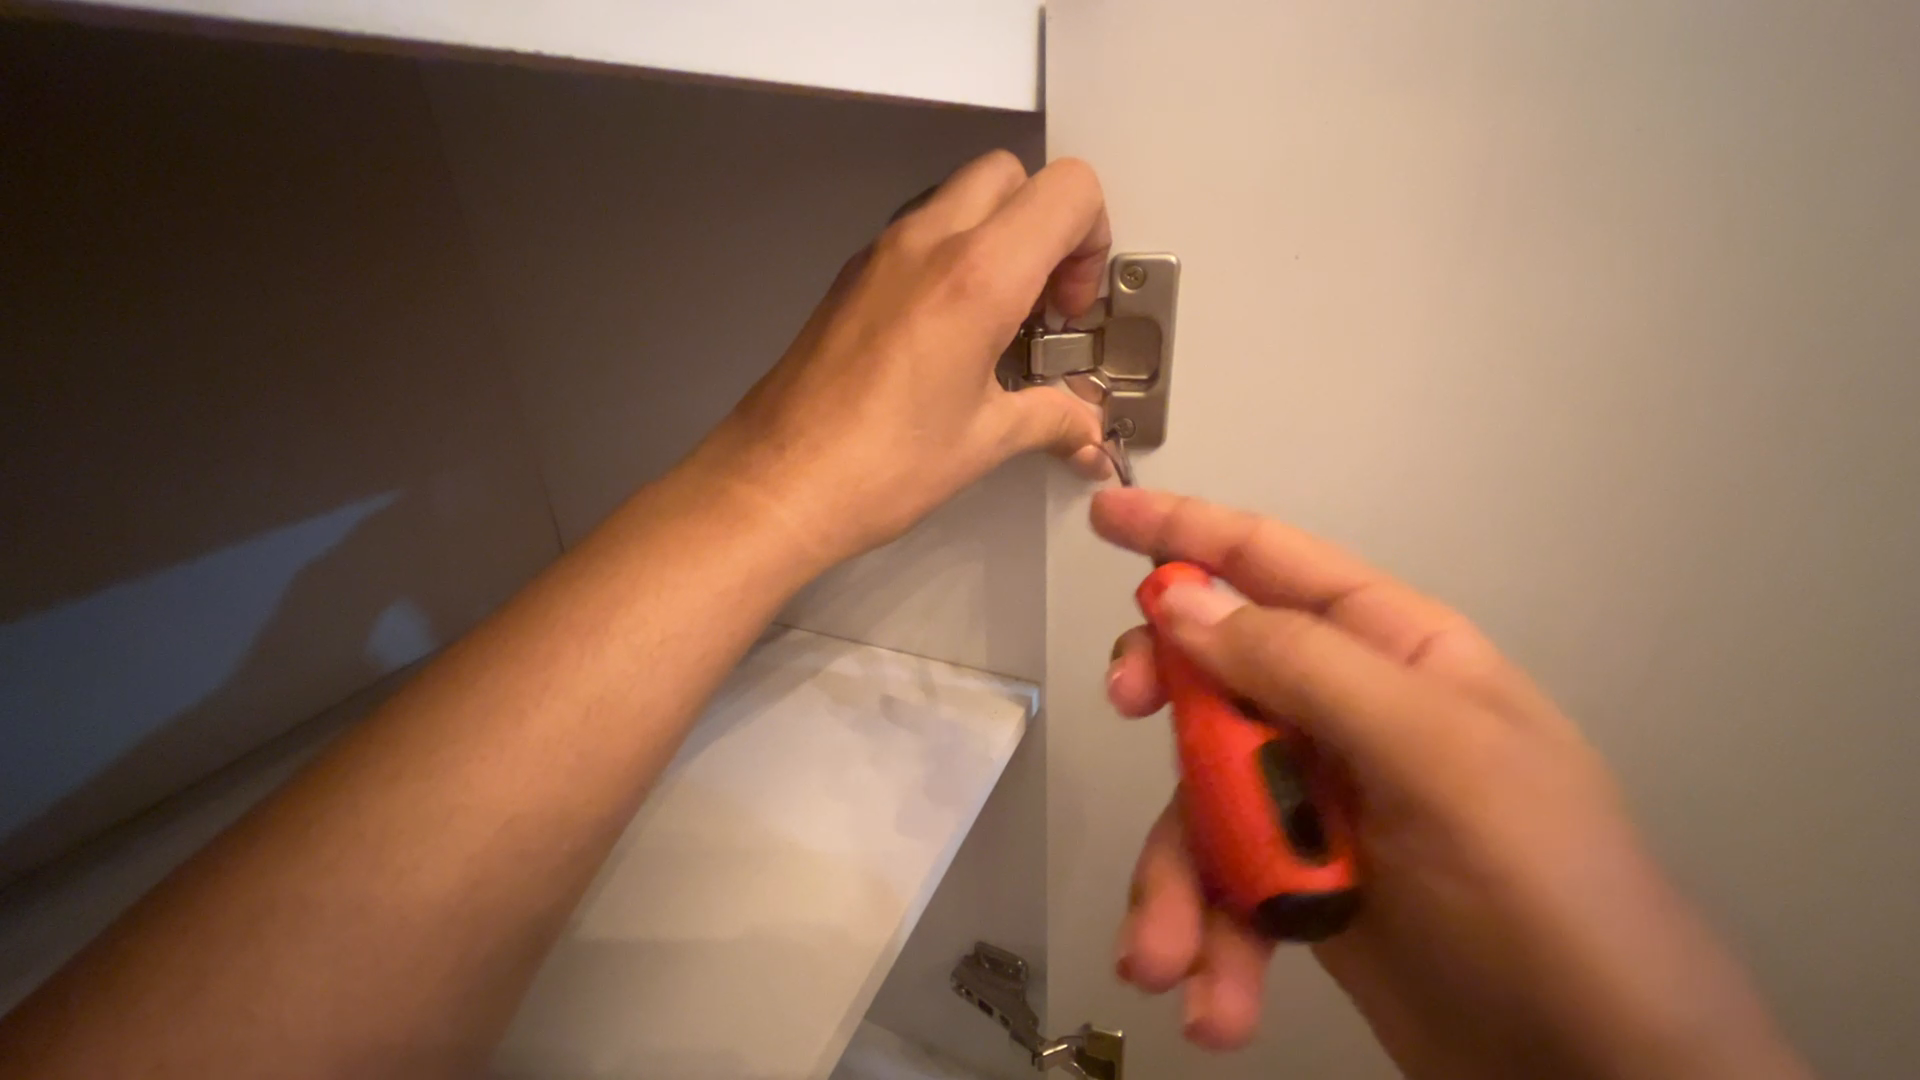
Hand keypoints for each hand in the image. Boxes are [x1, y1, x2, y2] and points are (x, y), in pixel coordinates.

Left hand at [692, 151, 1112, 566]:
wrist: (777, 484)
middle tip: (1043, 306)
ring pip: (960, 197)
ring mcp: (879, 254)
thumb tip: (1083, 428)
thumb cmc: (879, 466)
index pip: (1068, 190)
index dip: (1092, 239)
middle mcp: (925, 243)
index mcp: (976, 276)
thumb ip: (1050, 419)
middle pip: (1011, 176)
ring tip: (998, 324)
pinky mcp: (850, 277)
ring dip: (996, 241)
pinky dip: (951, 260)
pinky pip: (917, 234)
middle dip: (1045, 228)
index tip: (1072, 308)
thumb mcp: (984, 442)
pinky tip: (948, 338)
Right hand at [1096, 489, 1808, 1078]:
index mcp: (1389, 650)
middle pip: (1211, 669)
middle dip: (1164, 689)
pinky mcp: (1292, 877)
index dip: (1182, 529)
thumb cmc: (1547, 894)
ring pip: (1198, 791)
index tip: (1104, 512)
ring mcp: (1310, 794)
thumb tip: (1180, 604)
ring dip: (1176, 881)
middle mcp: (1339, 708)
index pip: (1268, 560)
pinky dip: (1205, 937)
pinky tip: (1215, 1001)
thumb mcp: (1438, 760)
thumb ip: (1306, 667)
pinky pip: (1216, 878)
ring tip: (1170, 959)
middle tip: (1125, 707)